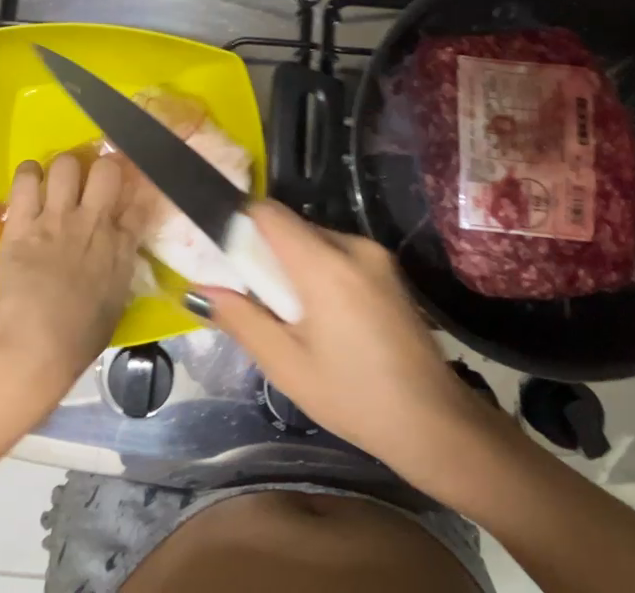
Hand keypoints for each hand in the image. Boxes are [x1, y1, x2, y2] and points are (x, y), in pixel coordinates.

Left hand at [0, 154, 137, 402]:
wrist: (37, 342)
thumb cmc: (81, 336)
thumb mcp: (118, 301)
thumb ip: (120, 269)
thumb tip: (119, 256)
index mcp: (121, 245)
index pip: (140, 200)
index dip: (137, 187)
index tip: (132, 186)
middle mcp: (93, 221)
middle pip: (106, 169)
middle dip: (101, 169)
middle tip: (91, 182)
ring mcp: (57, 217)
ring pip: (66, 164)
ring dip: (63, 169)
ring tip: (56, 181)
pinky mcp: (22, 221)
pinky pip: (25, 179)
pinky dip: (28, 174)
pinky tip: (29, 180)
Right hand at [193, 201, 495, 477]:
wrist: (434, 422)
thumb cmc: (353, 396)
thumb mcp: (285, 364)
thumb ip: (240, 319)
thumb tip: (200, 290)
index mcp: (324, 264)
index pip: (268, 213)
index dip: (238, 223)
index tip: (220, 253)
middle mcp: (354, 246)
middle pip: (292, 228)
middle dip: (265, 254)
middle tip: (249, 297)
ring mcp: (377, 257)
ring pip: (316, 242)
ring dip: (293, 267)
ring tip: (285, 317)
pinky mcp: (390, 273)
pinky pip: (339, 257)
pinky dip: (318, 275)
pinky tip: (318, 320)